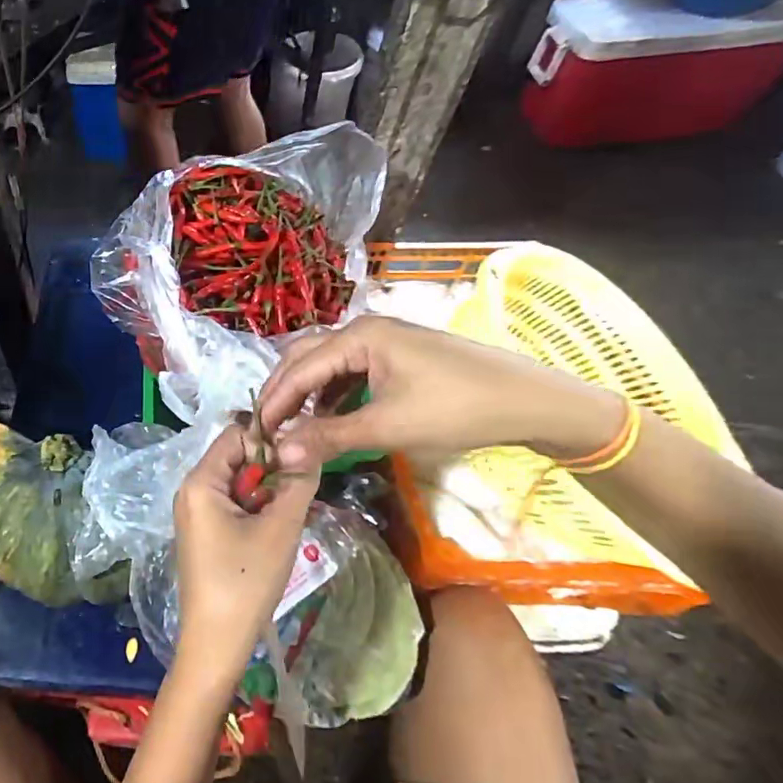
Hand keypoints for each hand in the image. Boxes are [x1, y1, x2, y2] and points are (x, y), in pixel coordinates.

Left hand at [171, 425, 319, 682]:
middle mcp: (190, 490)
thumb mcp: (281, 528)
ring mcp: (194, 513)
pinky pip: (230, 504)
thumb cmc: (246, 582)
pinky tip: (272, 532)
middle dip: (269, 470)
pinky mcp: (202, 533)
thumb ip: (297, 481)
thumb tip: (309, 445)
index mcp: (200, 481)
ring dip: (265, 492)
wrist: (215, 645)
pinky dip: (254, 509)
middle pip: (236, 457)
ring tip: (286, 516)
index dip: (270, 442)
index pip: (237, 434)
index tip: (299, 463)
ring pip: (237, 482)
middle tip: (297, 494)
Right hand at [256, 316, 624, 473]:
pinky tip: (330, 418)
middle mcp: (365, 329)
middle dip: (286, 392)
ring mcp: (383, 340)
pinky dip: (334, 394)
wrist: (525, 400)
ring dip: (309, 394)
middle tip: (269, 428)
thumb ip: (330, 437)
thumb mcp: (388, 426)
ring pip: (330, 364)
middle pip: (308, 357)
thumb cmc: (455, 409)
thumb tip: (282, 453)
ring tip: (294, 427)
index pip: (301, 368)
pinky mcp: (398, 356)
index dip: (275, 402)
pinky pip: (352, 370)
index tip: (256, 434)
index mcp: (359, 336)